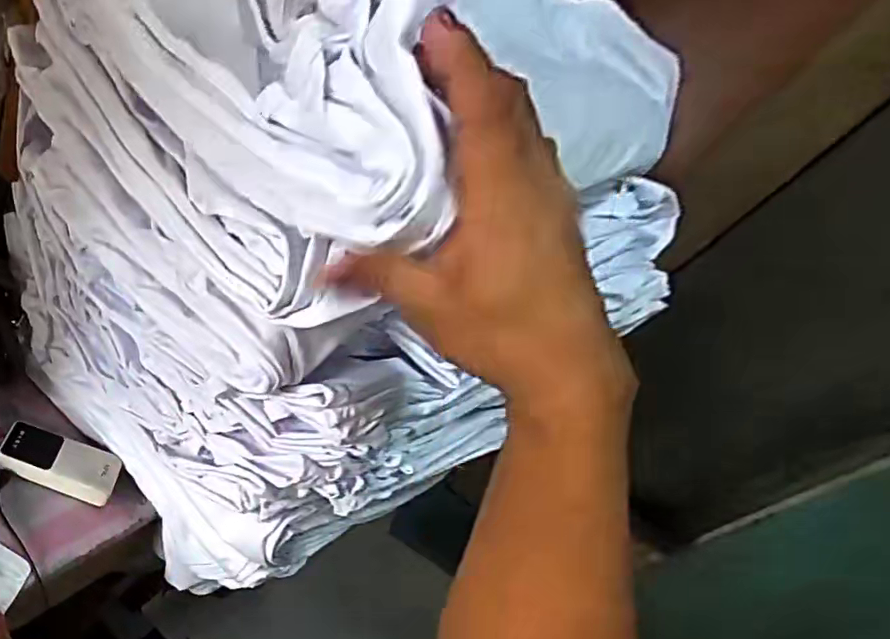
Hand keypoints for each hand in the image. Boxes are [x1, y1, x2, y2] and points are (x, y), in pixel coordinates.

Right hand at [333, 9, 634, 421]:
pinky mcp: (549, 208)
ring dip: (487, 91)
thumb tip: (324, 267)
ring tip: (445, 84)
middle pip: (509, 99)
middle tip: (429, 47)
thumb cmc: (496, 325)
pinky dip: (498, 124)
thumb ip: (379, 272)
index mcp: (501, 189)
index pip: (483, 106)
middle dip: (471, 64)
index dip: (460, 61)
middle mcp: (531, 176)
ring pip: (522, 119)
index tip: (433, 25)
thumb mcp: (427, 301)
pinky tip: (474, 140)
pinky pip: (525, 145)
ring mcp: (547, 189)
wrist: (564, 355)